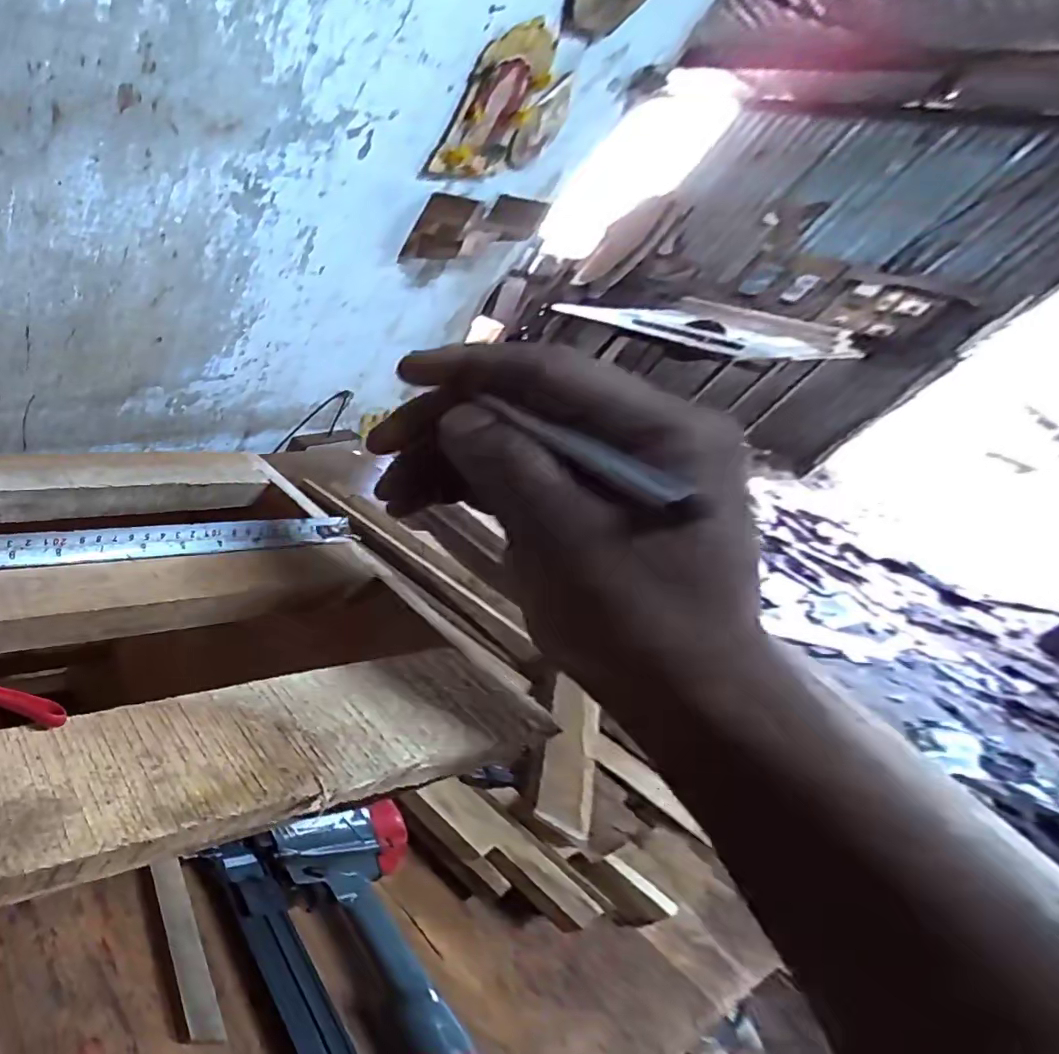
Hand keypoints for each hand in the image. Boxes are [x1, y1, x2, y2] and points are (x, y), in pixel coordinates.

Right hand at [366, 344, 767, 721]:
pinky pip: (508, 473)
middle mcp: (632, 435)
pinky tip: (416, 503)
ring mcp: (602, 468)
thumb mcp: (571, 542)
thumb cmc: (641, 621)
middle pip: (519, 406)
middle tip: (379, 447)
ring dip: (441, 461)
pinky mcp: (575, 498)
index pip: (552, 374)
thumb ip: (515, 468)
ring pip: (504, 440)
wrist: (678, 691)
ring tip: (391, 494)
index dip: (472, 367)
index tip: (405, 371)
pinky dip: (460, 485)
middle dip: (443, 424)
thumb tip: (454, 417)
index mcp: (658, 430)